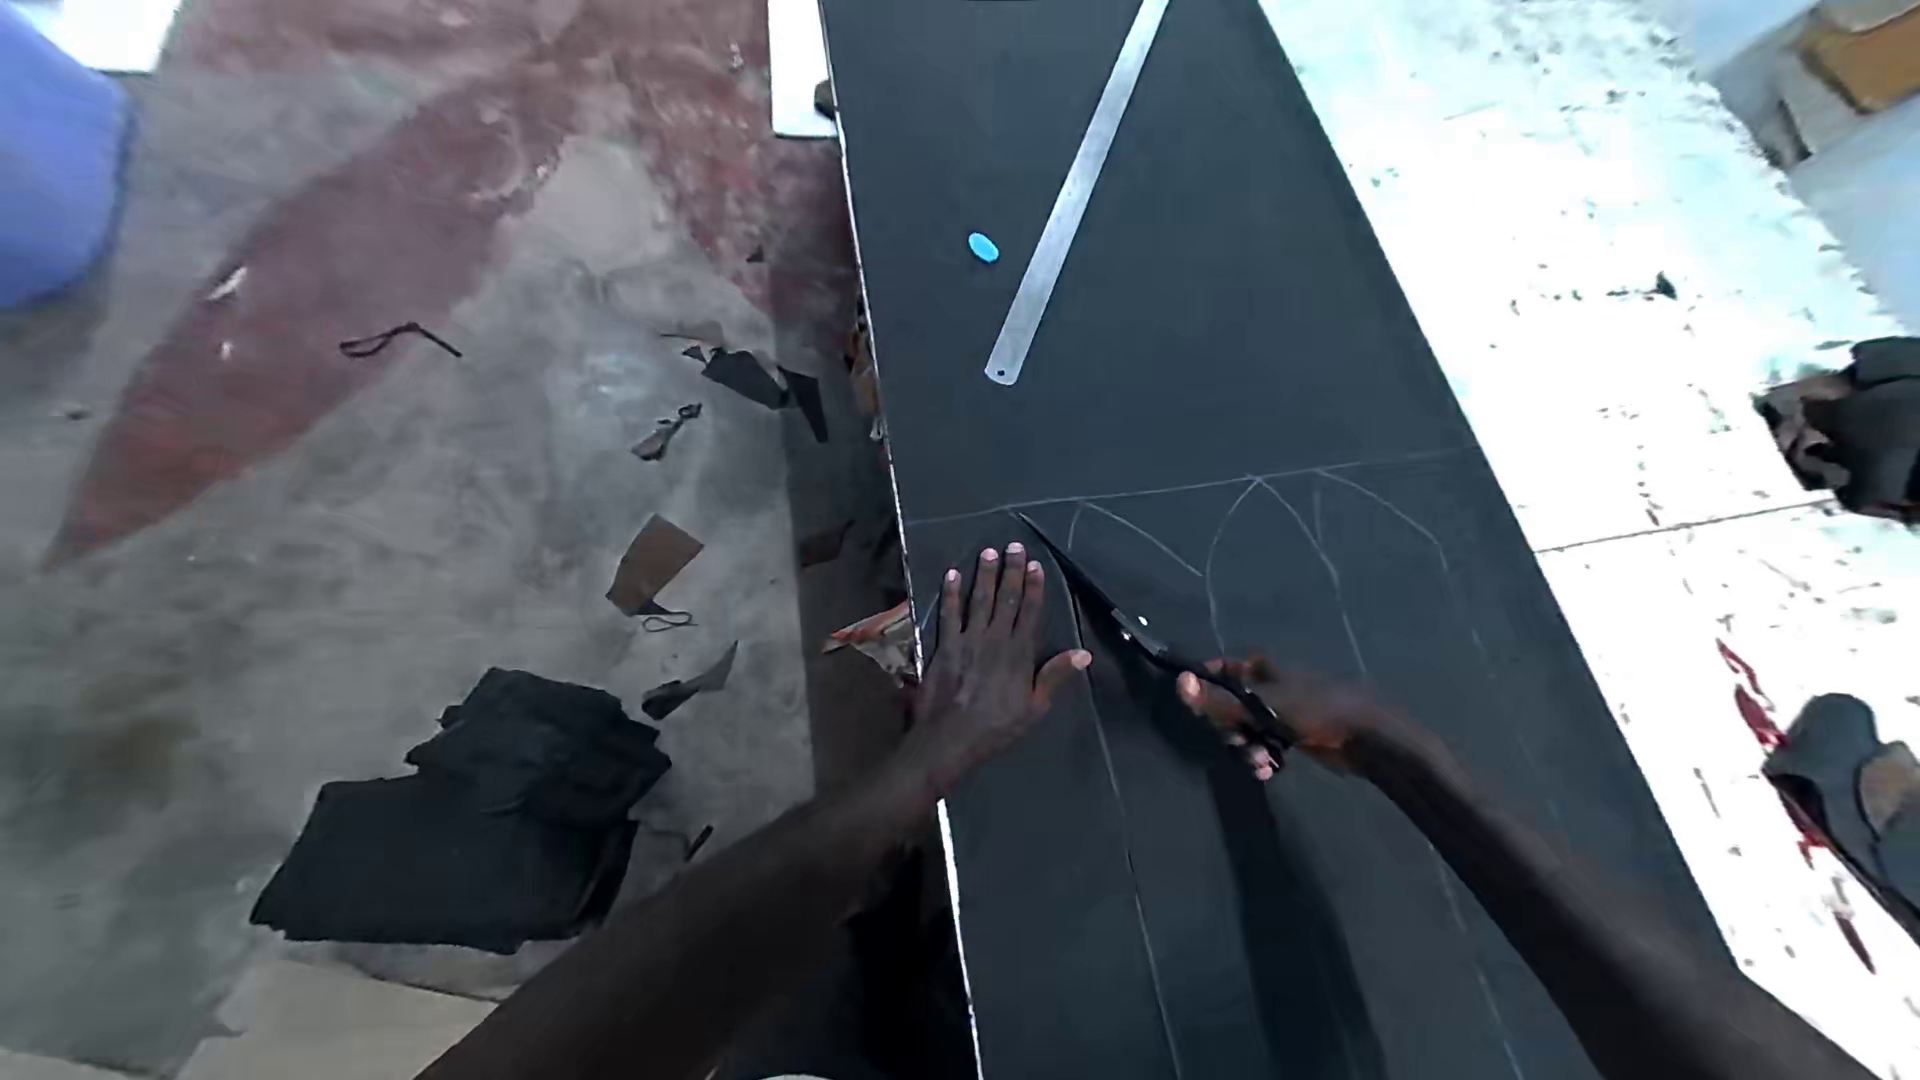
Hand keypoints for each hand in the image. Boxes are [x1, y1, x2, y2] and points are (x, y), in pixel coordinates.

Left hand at [898, 542, 1091, 796]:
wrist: (950, 738)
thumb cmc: (997, 727)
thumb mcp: (1034, 707)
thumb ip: (1055, 676)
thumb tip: (1083, 653)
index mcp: (1019, 653)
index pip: (1030, 612)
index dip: (1033, 587)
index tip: (1035, 564)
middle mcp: (995, 639)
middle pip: (1006, 599)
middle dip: (1011, 571)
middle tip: (1014, 546)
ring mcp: (967, 640)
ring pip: (979, 600)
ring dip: (984, 574)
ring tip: (988, 551)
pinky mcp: (944, 645)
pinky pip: (948, 614)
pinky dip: (950, 593)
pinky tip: (951, 574)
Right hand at [1176, 657, 1407, 778]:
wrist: (1369, 737)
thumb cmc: (1315, 709)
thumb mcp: (1262, 705)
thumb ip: (1218, 699)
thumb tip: (1178, 682)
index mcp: (1257, 668)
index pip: (1217, 670)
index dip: (1204, 687)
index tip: (1199, 708)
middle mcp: (1264, 686)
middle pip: (1226, 705)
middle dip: (1228, 729)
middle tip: (1237, 741)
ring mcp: (1277, 711)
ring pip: (1243, 729)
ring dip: (1245, 748)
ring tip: (1259, 763)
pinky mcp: (1289, 734)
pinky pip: (1261, 744)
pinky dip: (1261, 756)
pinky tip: (1268, 770)